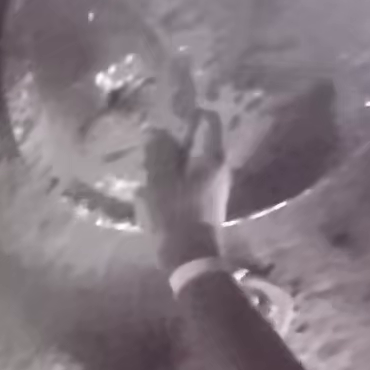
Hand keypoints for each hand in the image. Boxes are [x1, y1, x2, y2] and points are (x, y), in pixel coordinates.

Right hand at [138, 111, 231, 268]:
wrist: (191, 257)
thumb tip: (156, 130)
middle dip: (176, 139)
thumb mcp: (159, 180)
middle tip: (151, 142)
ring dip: (174, 159)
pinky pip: (192, 177)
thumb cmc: (174, 215)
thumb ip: (158, 152)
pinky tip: (158, 186)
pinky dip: (177, 176)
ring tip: (150, 165)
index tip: (168, 114)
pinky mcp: (209, 201)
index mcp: (210, 157)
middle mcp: (219, 167)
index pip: (208, 120)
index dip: (190, 112)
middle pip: (200, 141)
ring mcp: (216, 185)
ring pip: (194, 160)